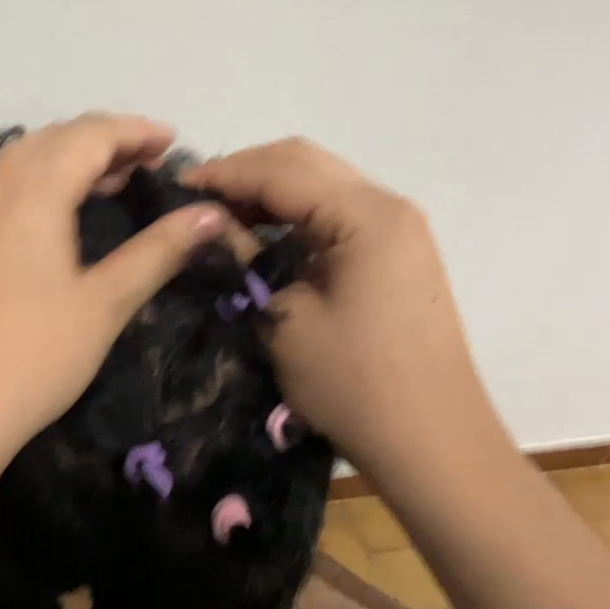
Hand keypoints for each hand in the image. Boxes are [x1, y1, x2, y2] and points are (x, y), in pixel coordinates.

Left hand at [0, 114, 228, 452]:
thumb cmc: (26, 357)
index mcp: (31, 185)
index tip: (172, 142)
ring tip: (104, 186)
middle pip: (53, 139)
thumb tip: (210, 214)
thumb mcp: (102, 304)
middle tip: (145, 165)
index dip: (135, 131)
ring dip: (64, 162)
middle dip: (103, 143)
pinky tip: (46, 218)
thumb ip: (157, 252)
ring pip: (18, 160)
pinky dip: (31, 184)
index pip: (91, 133)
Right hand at [186, 139, 501, 461]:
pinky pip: (336, 211)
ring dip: (270, 189)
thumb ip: (244, 259)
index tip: (175, 186)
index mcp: (366, 216)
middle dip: (246, 171)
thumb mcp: (284, 320)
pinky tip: (262, 233)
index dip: (224, 174)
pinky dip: (295, 213)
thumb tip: (212, 226)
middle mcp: (388, 207)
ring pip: (321, 182)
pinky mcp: (397, 253)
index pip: (281, 172)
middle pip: (305, 162)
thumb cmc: (356, 386)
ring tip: (221, 214)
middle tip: (195, 196)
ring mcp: (398, 229)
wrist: (434, 446)